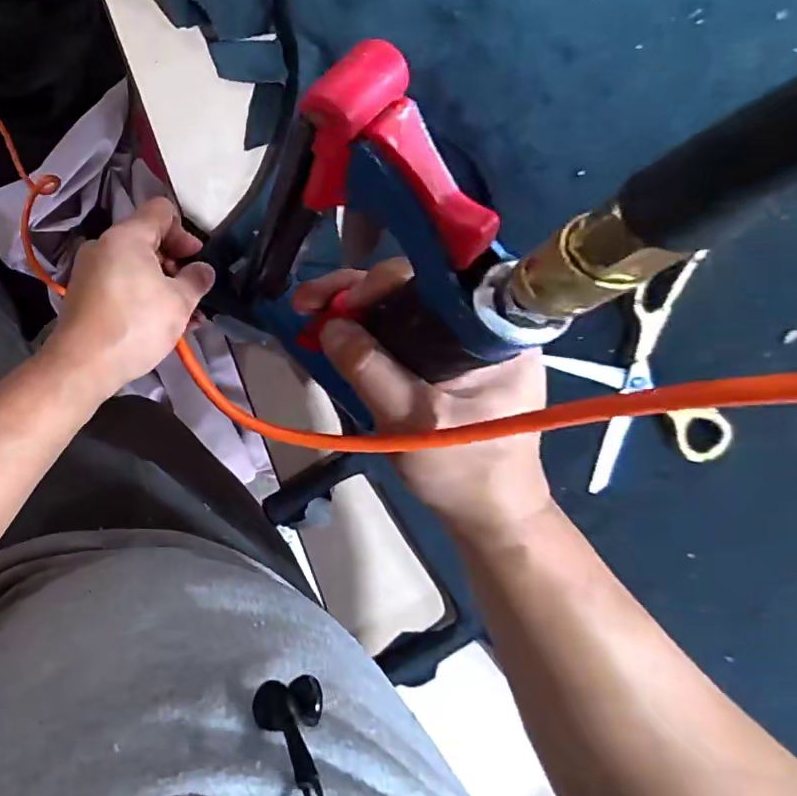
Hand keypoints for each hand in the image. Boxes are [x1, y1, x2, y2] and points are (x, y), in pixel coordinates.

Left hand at [46, 197, 215, 394]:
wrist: (83, 364)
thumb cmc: (136, 324)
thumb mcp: (179, 302)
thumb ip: (196, 280)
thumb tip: (203, 270)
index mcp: (125, 236)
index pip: (161, 210)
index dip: (185, 231)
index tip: (196, 260)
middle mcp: (102, 246)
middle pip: (147, 240)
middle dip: (174, 263)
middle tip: (191, 292)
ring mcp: (89, 272)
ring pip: (134, 268)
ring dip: (161, 285)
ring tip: (183, 316)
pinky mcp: (83, 296)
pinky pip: (119, 286)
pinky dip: (140, 297)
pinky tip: (158, 324)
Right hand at [293, 260, 553, 534]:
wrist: (486, 514)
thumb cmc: (464, 469)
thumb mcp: (412, 420)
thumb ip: (370, 370)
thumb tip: (329, 326)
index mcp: (491, 334)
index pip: (435, 281)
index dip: (382, 282)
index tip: (343, 303)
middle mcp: (475, 328)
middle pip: (408, 289)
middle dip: (352, 292)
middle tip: (306, 302)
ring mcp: (453, 345)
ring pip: (396, 309)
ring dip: (348, 309)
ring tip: (307, 313)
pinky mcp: (434, 362)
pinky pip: (394, 334)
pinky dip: (358, 332)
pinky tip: (328, 335)